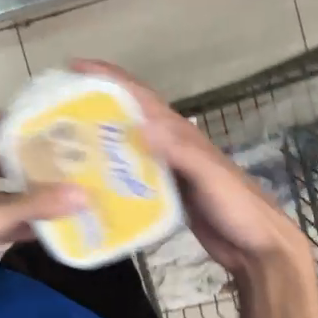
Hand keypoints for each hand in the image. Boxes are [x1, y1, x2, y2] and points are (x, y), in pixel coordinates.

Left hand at [0, 114, 82, 314]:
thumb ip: (34, 205)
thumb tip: (81, 194)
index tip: (21, 112)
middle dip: (21, 160)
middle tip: (54, 153)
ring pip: (4, 199)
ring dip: (26, 195)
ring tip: (60, 189)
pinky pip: (4, 228)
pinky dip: (23, 227)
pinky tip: (45, 231)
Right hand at [71, 60, 312, 281]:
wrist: (259, 249)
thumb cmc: (239, 207)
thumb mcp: (210, 176)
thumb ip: (180, 152)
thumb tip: (140, 125)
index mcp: (181, 133)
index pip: (140, 96)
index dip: (110, 78)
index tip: (75, 68)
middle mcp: (171, 145)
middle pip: (129, 116)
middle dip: (96, 105)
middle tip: (57, 107)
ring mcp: (168, 169)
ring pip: (128, 145)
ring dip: (100, 139)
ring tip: (64, 142)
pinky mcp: (166, 193)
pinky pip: (132, 174)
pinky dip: (111, 172)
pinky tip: (90, 182)